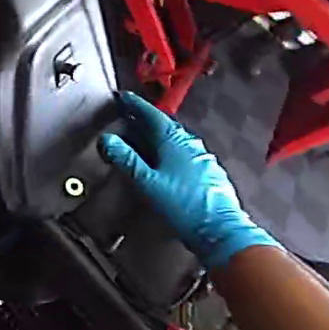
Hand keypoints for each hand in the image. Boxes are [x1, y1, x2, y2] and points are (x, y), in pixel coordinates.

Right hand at [99, 91, 277, 267]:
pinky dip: (166, 151)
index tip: (123, 98)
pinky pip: (182, 153)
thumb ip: (125, 159)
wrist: (221, 231)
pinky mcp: (207, 172)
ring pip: (173, 140)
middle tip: (126, 118)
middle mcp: (190, 144)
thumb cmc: (184, 206)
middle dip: (143, 121)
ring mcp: (201, 158)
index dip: (135, 105)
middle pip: (162, 125)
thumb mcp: (146, 181)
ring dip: (154, 137)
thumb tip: (107, 140)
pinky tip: (160, 163)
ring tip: (138, 141)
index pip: (151, 114)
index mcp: (174, 140)